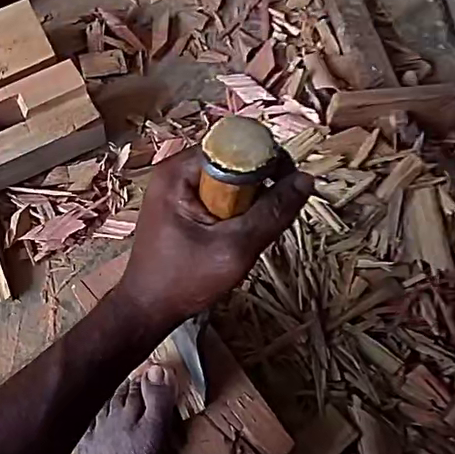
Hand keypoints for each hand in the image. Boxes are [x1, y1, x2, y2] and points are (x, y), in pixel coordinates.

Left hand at [110, 146, 312, 329]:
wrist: (148, 309)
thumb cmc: (184, 281)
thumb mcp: (235, 248)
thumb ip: (272, 213)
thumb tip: (306, 180)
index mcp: (177, 171)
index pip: (234, 144)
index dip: (266, 160)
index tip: (287, 188)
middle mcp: (175, 171)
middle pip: (233, 159)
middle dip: (259, 185)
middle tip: (268, 218)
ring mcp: (176, 188)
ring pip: (230, 179)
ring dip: (250, 202)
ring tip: (251, 232)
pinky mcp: (182, 205)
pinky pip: (220, 196)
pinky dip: (236, 213)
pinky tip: (236, 237)